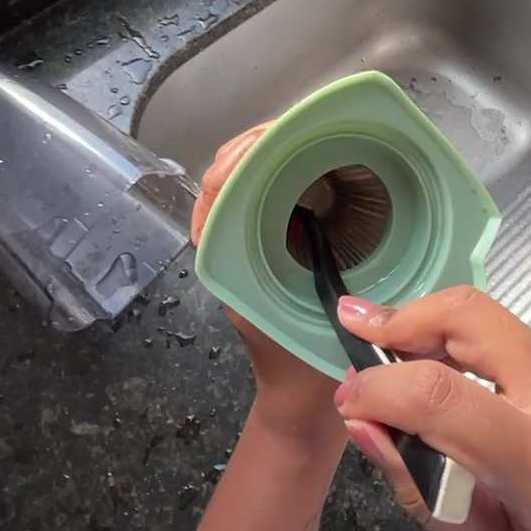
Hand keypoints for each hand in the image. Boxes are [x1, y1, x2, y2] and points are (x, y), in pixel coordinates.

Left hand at [193, 122, 341, 442]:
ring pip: (244, 181)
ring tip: (307, 134)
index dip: (241, 156)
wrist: (300, 405)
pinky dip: (284, 170)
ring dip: (270, 152)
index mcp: (224, 260)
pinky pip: (266, 195)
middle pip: (227, 175)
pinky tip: (315, 162)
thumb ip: (313, 279)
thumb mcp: (315, 320)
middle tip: (301, 125)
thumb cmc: (304, 368)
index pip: (215, 191)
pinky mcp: (265, 246)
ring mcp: (244, 245)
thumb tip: (315, 222)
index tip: (276, 137)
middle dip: (258, 142)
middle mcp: (226, 246)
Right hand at [331, 288, 530, 530]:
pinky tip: (440, 372)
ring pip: (488, 316)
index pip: (442, 396)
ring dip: (429, 323)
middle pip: (470, 316)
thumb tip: (366, 428)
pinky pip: (509, 338)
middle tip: (353, 328)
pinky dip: (461, 342)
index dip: (379, 388)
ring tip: (384, 349)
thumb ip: (430, 495)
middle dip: (403, 316)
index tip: (345, 400)